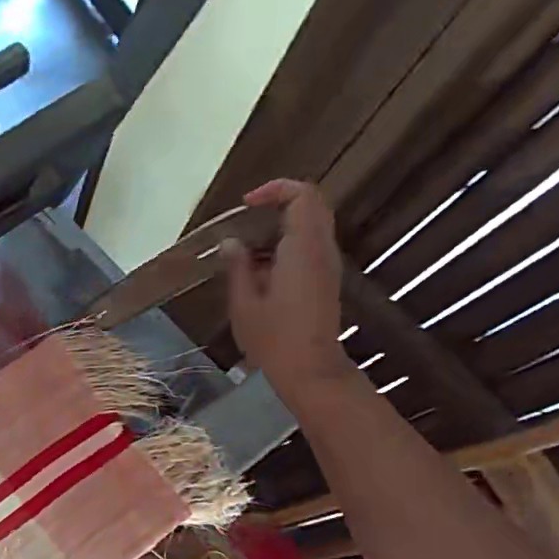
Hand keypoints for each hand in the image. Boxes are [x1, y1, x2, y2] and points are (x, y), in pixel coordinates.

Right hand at [221, 179, 349, 385]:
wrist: (309, 368)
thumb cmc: (273, 338)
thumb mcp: (244, 304)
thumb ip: (238, 267)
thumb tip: (231, 243)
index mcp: (302, 250)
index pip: (302, 197)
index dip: (275, 190)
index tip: (246, 205)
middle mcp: (322, 250)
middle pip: (311, 205)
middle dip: (279, 203)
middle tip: (246, 219)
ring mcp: (327, 264)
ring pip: (312, 224)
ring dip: (282, 225)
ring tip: (248, 245)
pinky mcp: (325, 279)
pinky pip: (310, 245)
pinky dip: (287, 242)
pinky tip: (261, 266)